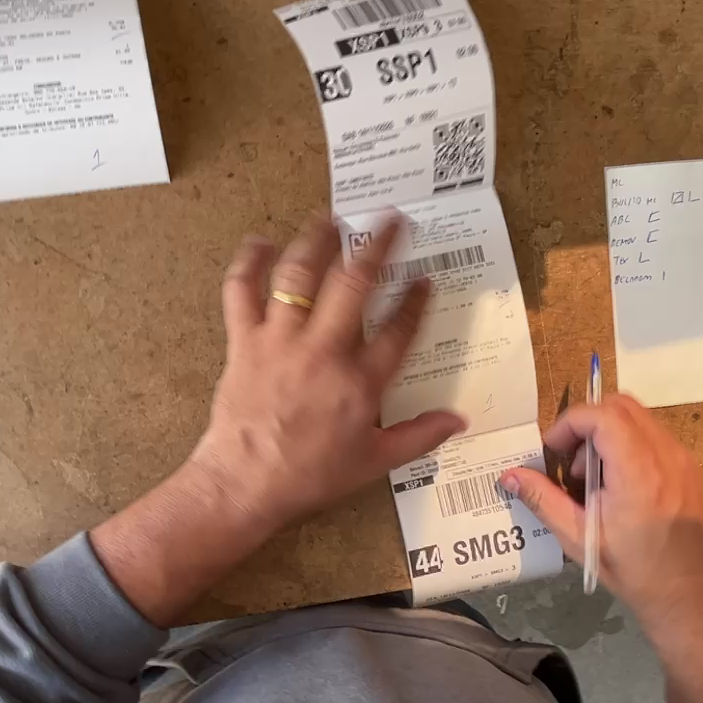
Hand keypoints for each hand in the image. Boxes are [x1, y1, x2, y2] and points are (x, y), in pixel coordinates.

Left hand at [184, 213, 464, 538]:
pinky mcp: (245, 341)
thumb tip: (459, 420)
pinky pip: (242, 291)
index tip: (424, 278)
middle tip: (390, 221)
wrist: (245, 483)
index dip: (415, 300)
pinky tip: (259, 242)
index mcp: (361, 382)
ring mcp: (282, 341)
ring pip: (301, 274)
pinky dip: (248, 263)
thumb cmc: (310, 476)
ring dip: (318, 240)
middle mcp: (324, 351)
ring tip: (331, 218)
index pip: (398, 330)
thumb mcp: (373, 462)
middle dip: (378, 246)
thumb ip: (419, 436)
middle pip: (356, 284)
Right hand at [501, 394, 702, 702]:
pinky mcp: (688, 466)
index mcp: (637, 472)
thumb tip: (509, 476)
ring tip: (590, 474)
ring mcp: (681, 458)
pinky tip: (615, 481)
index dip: (569, 423)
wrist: (688, 590)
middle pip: (620, 405)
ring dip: (606, 433)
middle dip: (586, 423)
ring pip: (638, 416)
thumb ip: (543, 500)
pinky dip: (626, 443)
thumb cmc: (631, 567)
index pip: (602, 415)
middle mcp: (665, 455)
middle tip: (569, 460)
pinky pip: (652, 433)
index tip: (553, 451)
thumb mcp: (578, 537)